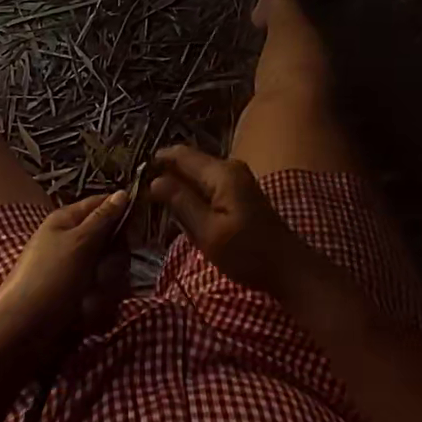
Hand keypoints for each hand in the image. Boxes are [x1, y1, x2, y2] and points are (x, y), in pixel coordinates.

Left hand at [0, 191, 132, 348]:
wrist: (20, 338)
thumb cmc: (48, 280)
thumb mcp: (79, 243)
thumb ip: (104, 218)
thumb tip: (123, 192)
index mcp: (68, 222)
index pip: (104, 205)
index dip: (122, 215)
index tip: (135, 231)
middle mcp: (74, 244)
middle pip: (115, 244)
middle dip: (113, 264)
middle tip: (99, 275)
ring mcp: (78, 275)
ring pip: (114, 276)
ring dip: (105, 292)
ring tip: (87, 303)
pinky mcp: (81, 303)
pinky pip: (106, 302)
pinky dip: (99, 312)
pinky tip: (84, 319)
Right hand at [148, 146, 313, 297]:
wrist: (287, 267)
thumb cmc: (246, 253)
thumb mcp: (208, 232)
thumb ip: (181, 203)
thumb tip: (154, 180)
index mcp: (221, 172)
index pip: (181, 154)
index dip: (156, 160)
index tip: (134, 173)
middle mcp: (229, 166)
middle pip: (189, 161)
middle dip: (165, 173)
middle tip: (140, 192)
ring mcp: (236, 177)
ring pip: (197, 173)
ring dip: (178, 184)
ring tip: (154, 202)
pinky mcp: (239, 190)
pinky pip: (208, 183)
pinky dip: (192, 192)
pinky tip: (180, 209)